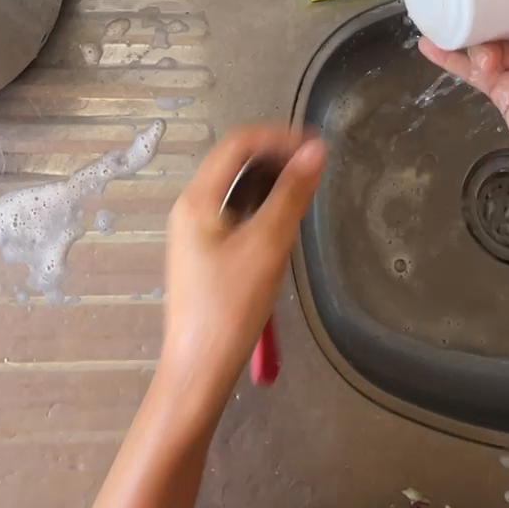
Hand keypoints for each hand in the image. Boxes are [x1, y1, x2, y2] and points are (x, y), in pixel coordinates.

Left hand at [161, 125, 324, 401]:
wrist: (199, 370)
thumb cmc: (231, 306)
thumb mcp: (268, 245)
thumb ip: (292, 194)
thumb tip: (316, 150)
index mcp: (198, 199)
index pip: (237, 144)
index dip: (277, 136)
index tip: (315, 145)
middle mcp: (192, 207)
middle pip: (235, 163)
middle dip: (276, 156)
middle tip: (316, 164)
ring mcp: (197, 231)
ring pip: (237, 188)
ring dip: (271, 180)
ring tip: (307, 187)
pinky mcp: (207, 252)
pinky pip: (237, 212)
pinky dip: (263, 205)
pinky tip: (286, 218)